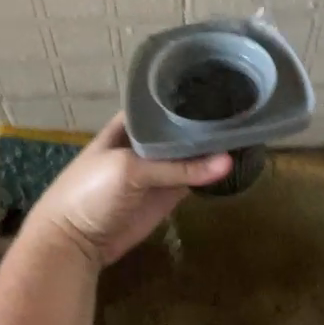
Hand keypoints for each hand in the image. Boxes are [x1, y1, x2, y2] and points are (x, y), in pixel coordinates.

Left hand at [22, 115, 231, 267]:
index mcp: (131, 124)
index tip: (223, 84)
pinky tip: (237, 161)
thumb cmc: (90, 192)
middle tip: (244, 109)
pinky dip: (211, 174)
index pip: (165, 102)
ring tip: (247, 130)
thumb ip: (178, 166)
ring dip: (213, 148)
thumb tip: (228, 162)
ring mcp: (159, 169)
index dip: (189, 94)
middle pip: (182, 127)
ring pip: (191, 154)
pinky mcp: (168, 195)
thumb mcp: (130, 170)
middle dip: (207, 121)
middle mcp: (147, 141)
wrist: (75, 240)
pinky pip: (193, 179)